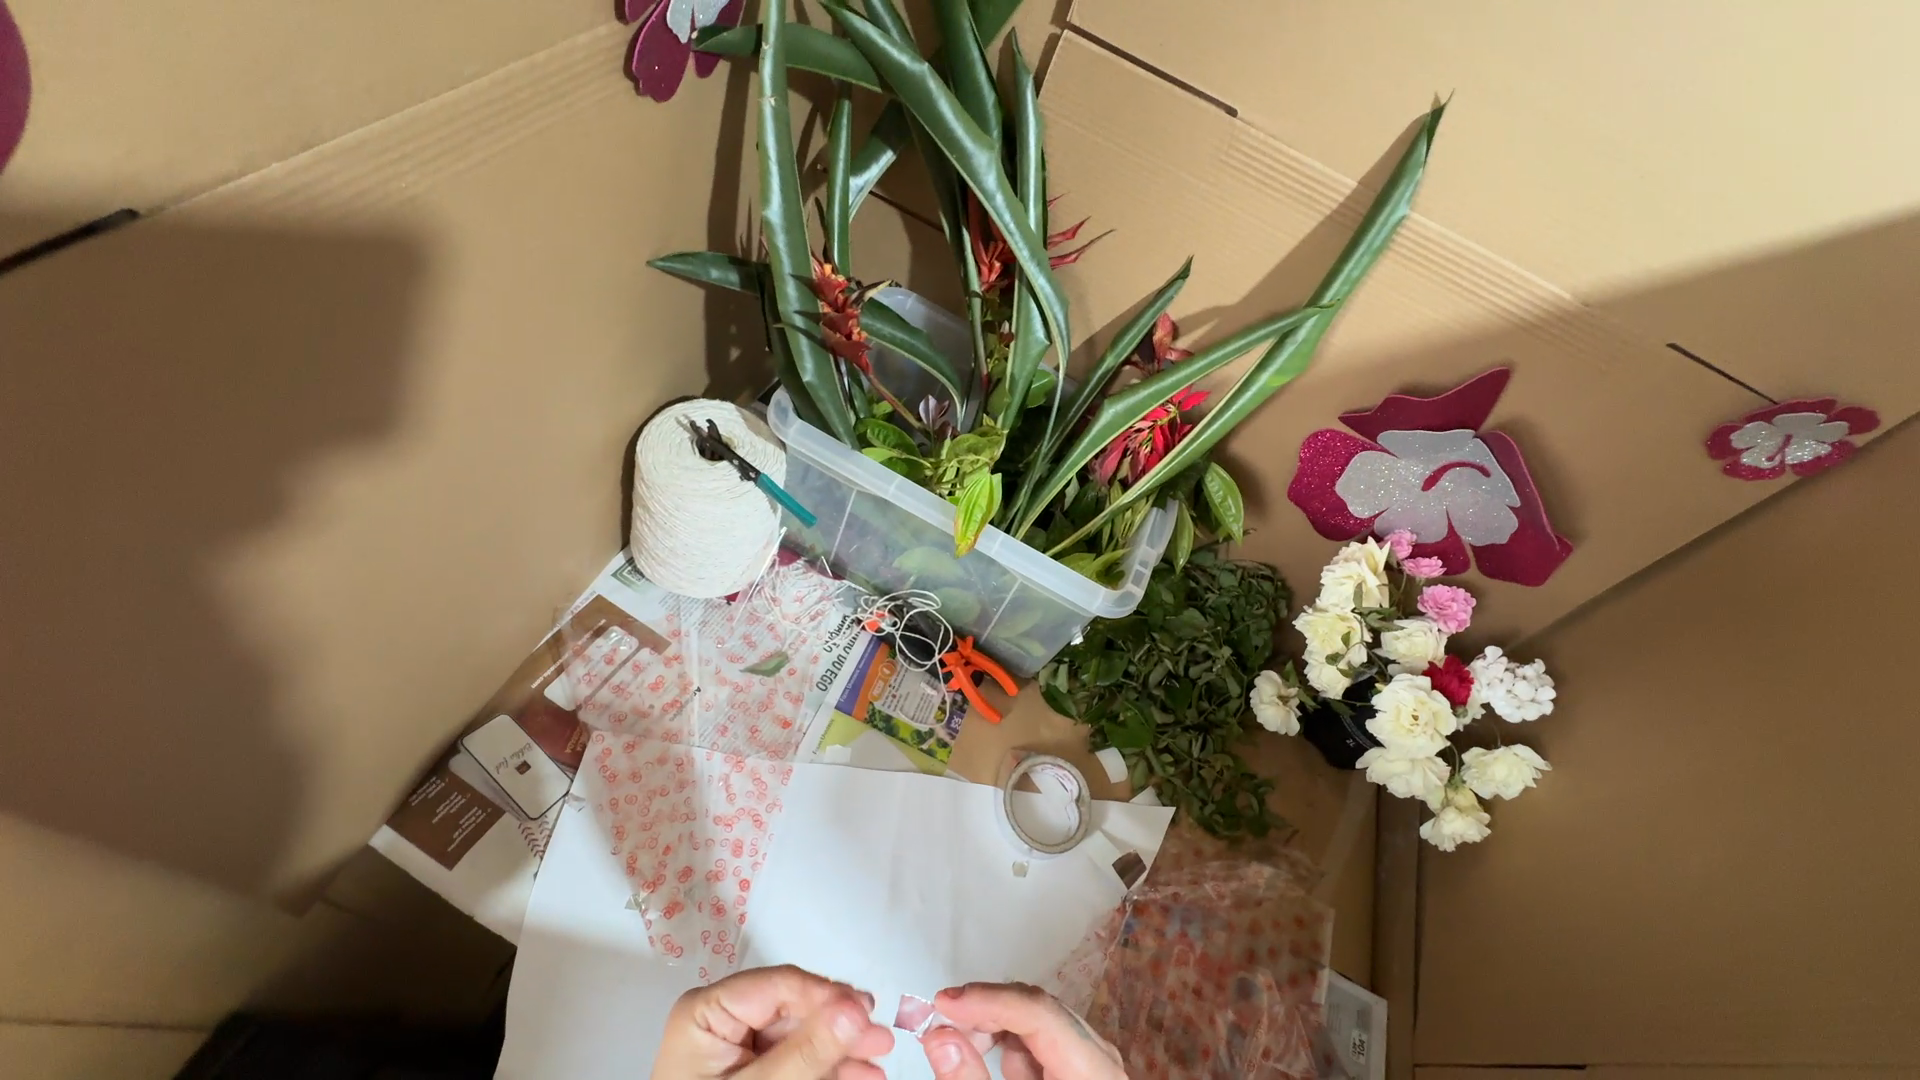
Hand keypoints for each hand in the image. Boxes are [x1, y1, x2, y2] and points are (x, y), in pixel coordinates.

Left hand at [651, 965, 895, 1079]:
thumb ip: (805, 1052)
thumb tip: (858, 1009)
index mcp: (708, 1011)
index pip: (780, 985)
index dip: (827, 995)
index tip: (867, 1013)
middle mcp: (722, 1021)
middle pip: (795, 1010)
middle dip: (840, 1027)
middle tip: (882, 1040)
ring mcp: (736, 1048)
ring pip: (801, 1036)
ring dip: (841, 1051)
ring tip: (878, 1064)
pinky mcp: (749, 1072)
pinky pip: (794, 1060)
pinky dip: (826, 1069)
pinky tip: (858, 1076)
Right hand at [918, 982, 1126, 1079]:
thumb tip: (937, 1035)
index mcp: (1096, 1077)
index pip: (1042, 1014)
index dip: (990, 1001)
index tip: (942, 1003)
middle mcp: (1102, 1063)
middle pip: (1041, 1014)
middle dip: (987, 1012)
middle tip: (940, 1020)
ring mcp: (1093, 1068)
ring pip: (1039, 1025)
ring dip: (994, 1027)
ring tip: (956, 1042)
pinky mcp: (1079, 1075)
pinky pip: (1041, 1047)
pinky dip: (1007, 1048)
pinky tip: (982, 1056)